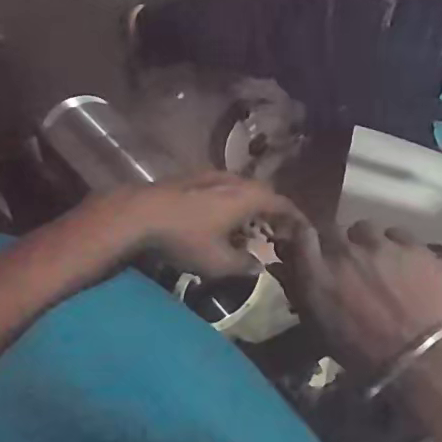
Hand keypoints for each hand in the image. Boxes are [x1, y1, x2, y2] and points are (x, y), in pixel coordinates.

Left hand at [88, 172, 301, 278]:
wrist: (138, 215)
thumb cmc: (185, 238)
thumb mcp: (218, 263)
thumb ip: (244, 265)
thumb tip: (258, 266)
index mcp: (247, 197)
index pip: (282, 204)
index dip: (295, 219)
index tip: (303, 232)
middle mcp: (234, 180)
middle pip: (262, 194)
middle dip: (272, 214)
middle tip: (275, 234)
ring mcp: (210, 175)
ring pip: (240, 191)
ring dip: (249, 210)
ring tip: (247, 232)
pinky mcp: (190, 178)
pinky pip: (222, 190)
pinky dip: (230, 205)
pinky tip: (219, 223)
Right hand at [271, 218, 441, 373]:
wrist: (422, 357)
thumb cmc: (364, 354)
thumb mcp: (319, 329)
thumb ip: (300, 292)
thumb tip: (285, 269)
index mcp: (316, 274)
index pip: (301, 234)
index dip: (305, 238)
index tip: (309, 247)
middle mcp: (344, 251)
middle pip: (333, 229)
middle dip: (335, 243)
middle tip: (345, 263)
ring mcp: (380, 245)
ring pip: (364, 228)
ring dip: (363, 241)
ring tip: (375, 260)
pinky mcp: (413, 246)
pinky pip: (395, 233)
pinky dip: (393, 243)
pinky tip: (400, 260)